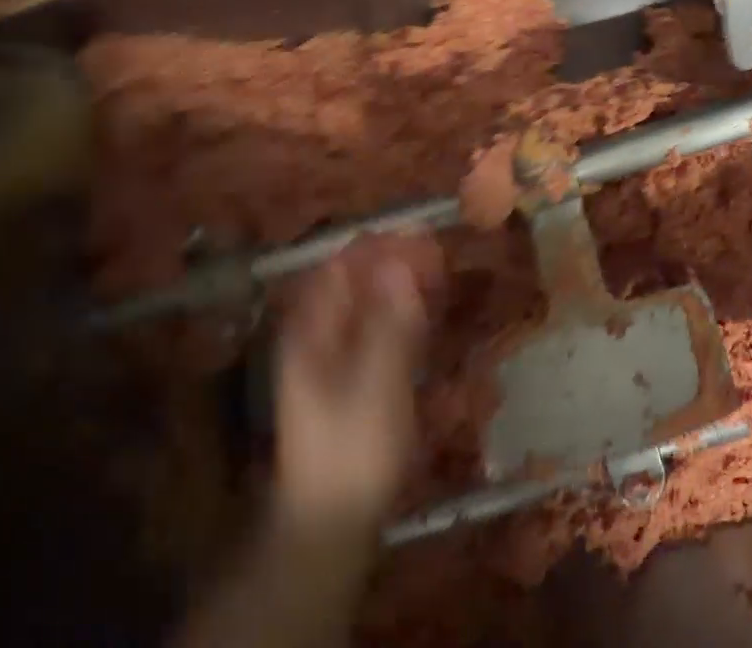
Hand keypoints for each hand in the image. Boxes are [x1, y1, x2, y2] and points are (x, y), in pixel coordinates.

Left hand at [272, 234, 441, 535]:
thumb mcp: (375, 381)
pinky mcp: (356, 382)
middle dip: (394, 263)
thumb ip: (390, 322)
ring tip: (439, 272)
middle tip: (438, 251)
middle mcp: (319, 338)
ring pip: (369, 307)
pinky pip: (379, 333)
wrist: (334, 516)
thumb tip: (401, 264)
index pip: (341, 268)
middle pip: (355, 284)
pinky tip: (427, 313)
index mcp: (312, 332)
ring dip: (401, 287)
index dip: (378, 247)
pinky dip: (402, 316)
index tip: (420, 236)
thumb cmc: (352, 447)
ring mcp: (336, 360)